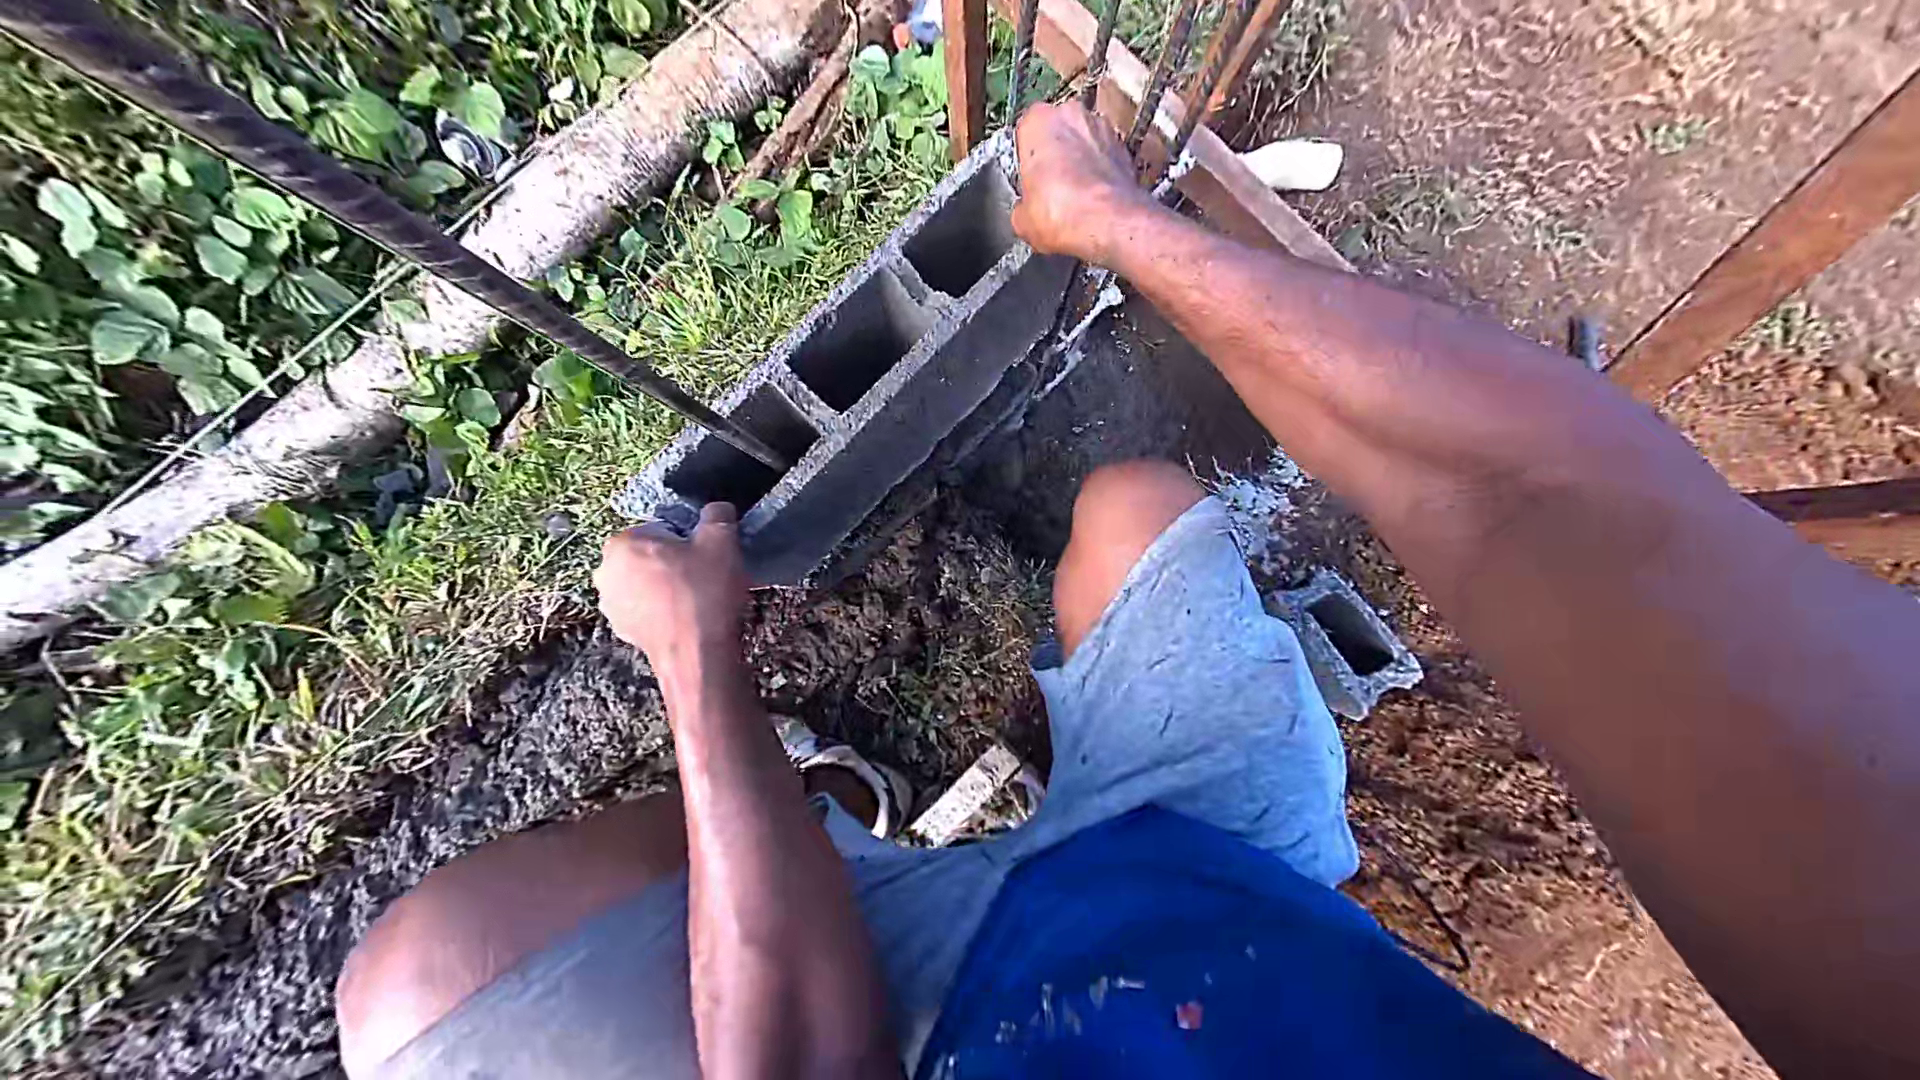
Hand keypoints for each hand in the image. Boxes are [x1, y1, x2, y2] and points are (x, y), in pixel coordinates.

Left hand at [595, 503, 748, 670]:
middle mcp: (605, 572)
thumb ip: (717, 515)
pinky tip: (691, 617)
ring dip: (671, 586)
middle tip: (707, 575)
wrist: (697, 655)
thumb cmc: (703, 594)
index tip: (707, 556)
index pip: (661, 528)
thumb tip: (717, 509)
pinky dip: (667, 610)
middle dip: (677, 563)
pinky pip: (649, 609)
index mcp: (621, 543)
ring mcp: (611, 606)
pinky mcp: (624, 631)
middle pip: (652, 556)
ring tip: (701, 599)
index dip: (690, 540)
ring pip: (649, 583)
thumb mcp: (721, 542)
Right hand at [1011, 101, 1159, 263]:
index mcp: (1037, 121)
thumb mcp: (1022, 221)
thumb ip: (1021, 206)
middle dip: (1054, 157)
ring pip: (1082, 143)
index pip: (1024, 133)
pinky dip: (1098, 174)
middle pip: (1056, 133)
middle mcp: (1071, 113)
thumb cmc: (1062, 212)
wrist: (1108, 223)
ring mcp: (1101, 127)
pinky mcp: (1123, 146)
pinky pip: (1104, 157)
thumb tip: (1024, 213)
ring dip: (1078, 164)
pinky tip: (1092, 201)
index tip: (1027, 181)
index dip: (1025, 160)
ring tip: (1073, 199)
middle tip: (1048, 191)